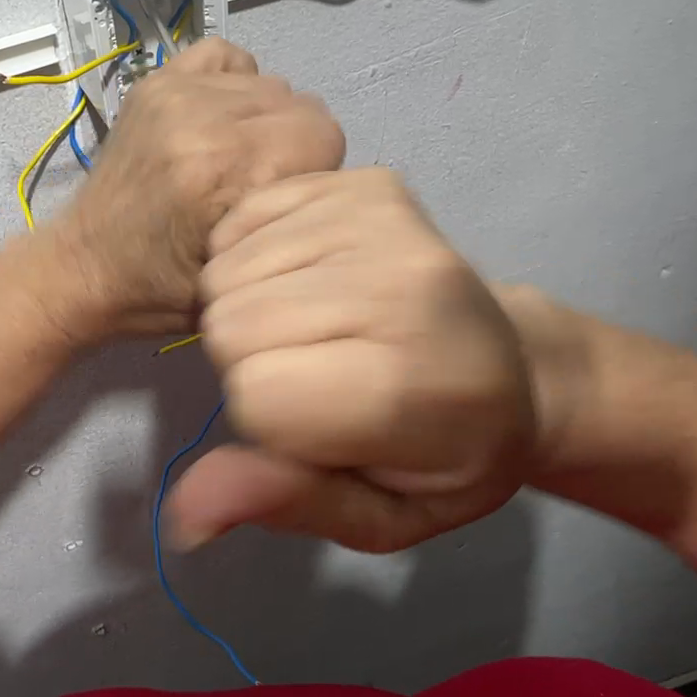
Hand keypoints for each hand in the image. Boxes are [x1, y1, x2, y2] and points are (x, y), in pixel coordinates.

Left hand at [48, 39, 344, 335]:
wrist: (82, 267)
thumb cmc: (159, 289)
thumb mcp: (241, 278)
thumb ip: (293, 219)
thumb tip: (325, 176)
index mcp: (223, 168)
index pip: (323, 135)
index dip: (316, 172)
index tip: (284, 203)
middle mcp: (199, 118)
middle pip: (301, 106)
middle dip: (295, 147)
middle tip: (259, 186)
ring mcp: (171, 93)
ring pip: (269, 83)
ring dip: (264, 119)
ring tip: (234, 158)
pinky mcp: (152, 84)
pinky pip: (223, 56)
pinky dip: (233, 82)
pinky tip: (219, 119)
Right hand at [167, 168, 536, 551]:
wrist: (515, 361)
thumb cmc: (444, 451)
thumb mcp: (380, 514)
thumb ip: (287, 502)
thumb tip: (181, 517)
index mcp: (418, 387)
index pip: (254, 395)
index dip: (263, 421)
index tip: (311, 423)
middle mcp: (405, 285)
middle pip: (229, 324)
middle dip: (245, 359)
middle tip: (306, 369)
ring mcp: (383, 220)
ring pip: (227, 270)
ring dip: (244, 304)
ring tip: (308, 324)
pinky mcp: (364, 179)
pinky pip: (242, 219)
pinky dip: (250, 254)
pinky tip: (301, 276)